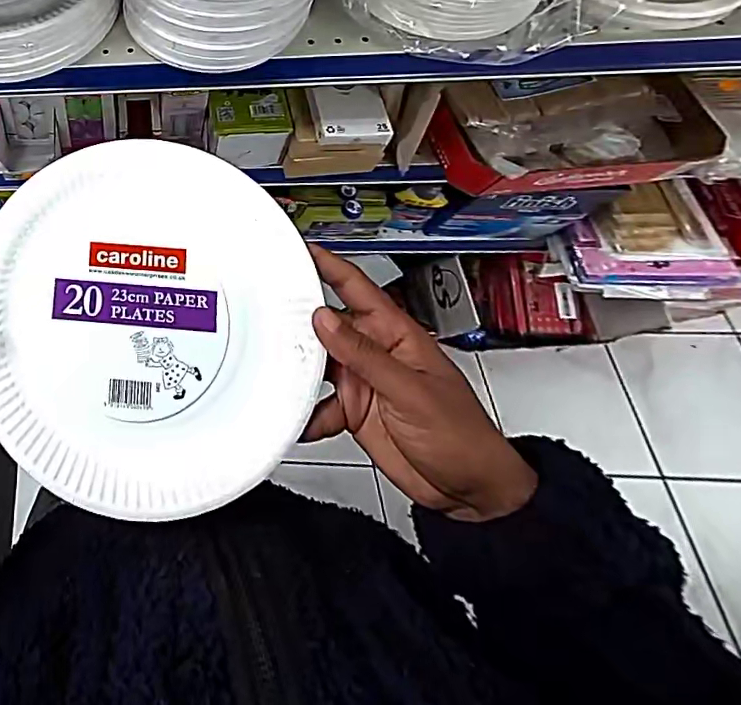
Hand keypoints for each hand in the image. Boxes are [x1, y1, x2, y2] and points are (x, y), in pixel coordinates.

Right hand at [303, 246, 536, 522]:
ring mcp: (363, 382)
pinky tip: (301, 421)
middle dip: (300, 323)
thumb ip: (365, 355)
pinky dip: (307, 413)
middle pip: (328, 326)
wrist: (469, 488)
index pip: (357, 288)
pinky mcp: (354, 411)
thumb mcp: (411, 390)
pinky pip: (320, 406)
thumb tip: (326, 320)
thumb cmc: (462, 433)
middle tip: (271, 322)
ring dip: (299, 372)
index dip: (329, 266)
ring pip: (318, 365)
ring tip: (280, 376)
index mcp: (395, 334)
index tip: (302, 251)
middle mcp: (375, 352)